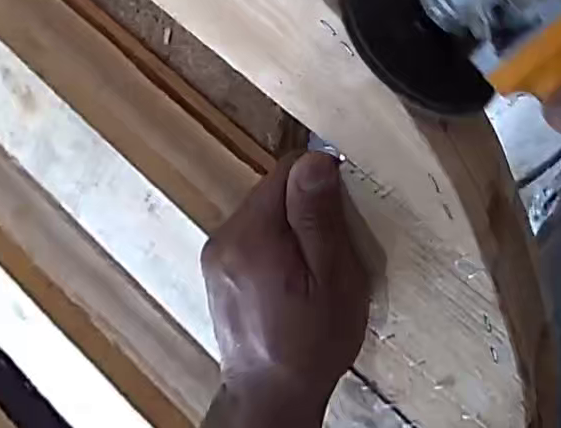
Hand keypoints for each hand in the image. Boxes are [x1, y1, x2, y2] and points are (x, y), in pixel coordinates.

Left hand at [200, 151, 368, 427]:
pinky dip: (281, 236)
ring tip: (316, 259)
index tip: (342, 210)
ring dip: (296, 219)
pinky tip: (295, 269)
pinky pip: (257, 228)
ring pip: (269, 205)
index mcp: (251, 235)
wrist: (272, 401)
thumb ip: (319, 216)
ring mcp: (217, 253)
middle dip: (309, 202)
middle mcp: (225, 237)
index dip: (323, 178)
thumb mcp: (333, 276)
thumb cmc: (314, 341)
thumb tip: (316, 158)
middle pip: (277, 185)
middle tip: (333, 241)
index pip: (289, 167)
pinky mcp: (219, 267)